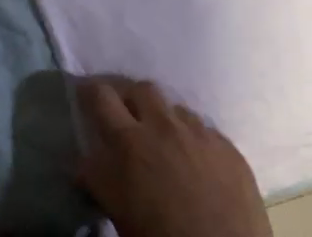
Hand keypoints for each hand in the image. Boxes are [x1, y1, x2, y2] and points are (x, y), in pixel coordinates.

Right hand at [77, 78, 271, 236]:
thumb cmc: (160, 236)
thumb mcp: (117, 210)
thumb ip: (98, 177)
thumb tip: (82, 162)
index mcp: (129, 141)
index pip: (101, 95)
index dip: (90, 91)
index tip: (86, 96)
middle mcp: (163, 126)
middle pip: (142, 89)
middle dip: (132, 98)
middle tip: (128, 118)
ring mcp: (199, 134)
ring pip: (176, 107)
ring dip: (165, 119)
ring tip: (166, 142)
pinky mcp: (228, 148)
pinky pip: (205, 129)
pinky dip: (194, 138)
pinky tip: (196, 160)